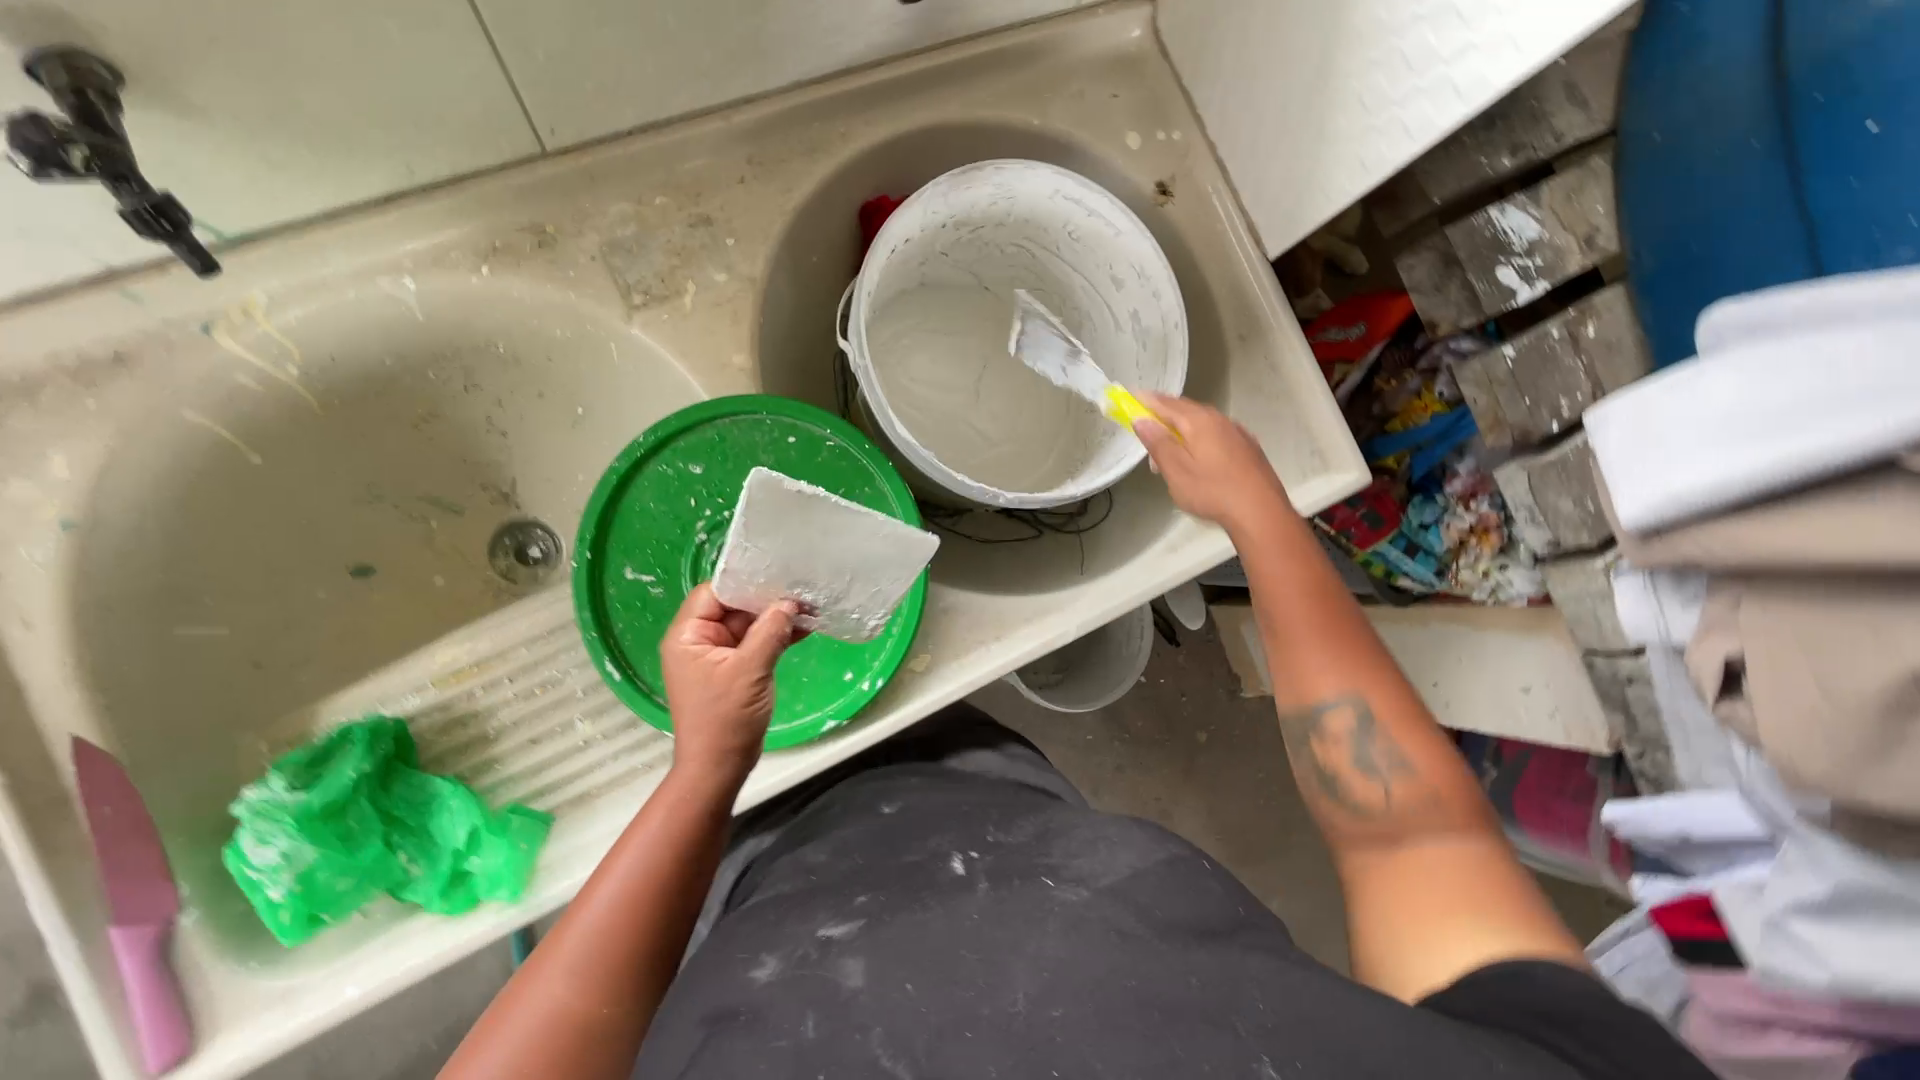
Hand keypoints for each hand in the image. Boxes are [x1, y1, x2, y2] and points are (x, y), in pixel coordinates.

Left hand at [659, 585, 799, 781]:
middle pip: (733, 606)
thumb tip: (789, 603)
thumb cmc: (725, 718)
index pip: (714, 592)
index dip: (744, 580)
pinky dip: (776, 637)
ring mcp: (717, 656)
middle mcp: (699, 640)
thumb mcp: (750, 670)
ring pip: (748, 625)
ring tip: (810, 606)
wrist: (719, 767)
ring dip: (776, 618)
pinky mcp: (734, 670)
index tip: (777, 572)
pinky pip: (755, 643)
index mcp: (688, 635)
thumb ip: (769, 632)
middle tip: (801, 587)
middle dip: (766, 599)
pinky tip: (805, 628)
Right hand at [1133, 393, 1291, 533]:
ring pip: (1202, 422)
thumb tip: (1141, 419)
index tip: (1130, 399)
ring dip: (1182, 431)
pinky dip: (1201, 439)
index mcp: (1198, 421)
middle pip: (1185, 410)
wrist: (1261, 511)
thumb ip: (1158, 442)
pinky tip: (1200, 458)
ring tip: (1171, 456)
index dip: (1146, 401)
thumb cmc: (1212, 491)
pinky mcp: (1247, 446)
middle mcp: (1219, 419)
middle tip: (1148, 436)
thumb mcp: (1176, 470)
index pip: (1165, 403)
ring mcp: (1236, 432)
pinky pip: (1217, 434)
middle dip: (1163, 418)